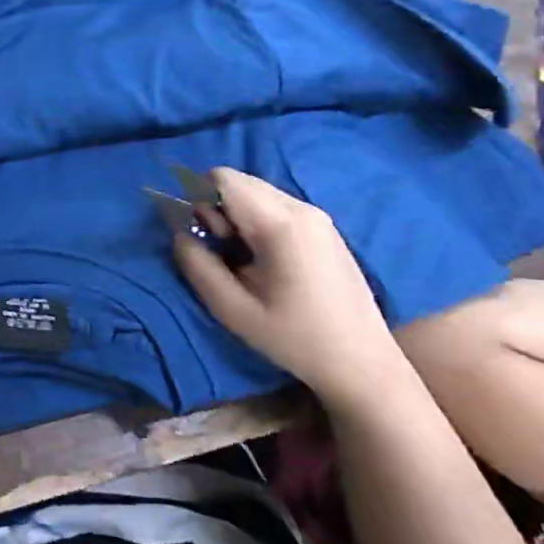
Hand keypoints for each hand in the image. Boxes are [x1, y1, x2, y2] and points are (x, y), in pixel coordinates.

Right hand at [173, 168, 404, 404]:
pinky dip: (256, 219)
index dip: (200, 201)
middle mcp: (301, 208)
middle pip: (238, 180)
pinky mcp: (324, 226)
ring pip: (255, 190)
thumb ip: (196, 265)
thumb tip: (180, 233)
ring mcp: (317, 215)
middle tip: (224, 251)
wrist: (363, 365)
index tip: (208, 239)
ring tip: (245, 257)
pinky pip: (275, 203)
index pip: (222, 179)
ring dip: (236, 213)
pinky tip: (266, 259)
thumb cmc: (295, 340)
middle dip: (217, 207)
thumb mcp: (232, 309)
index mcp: (280, 224)